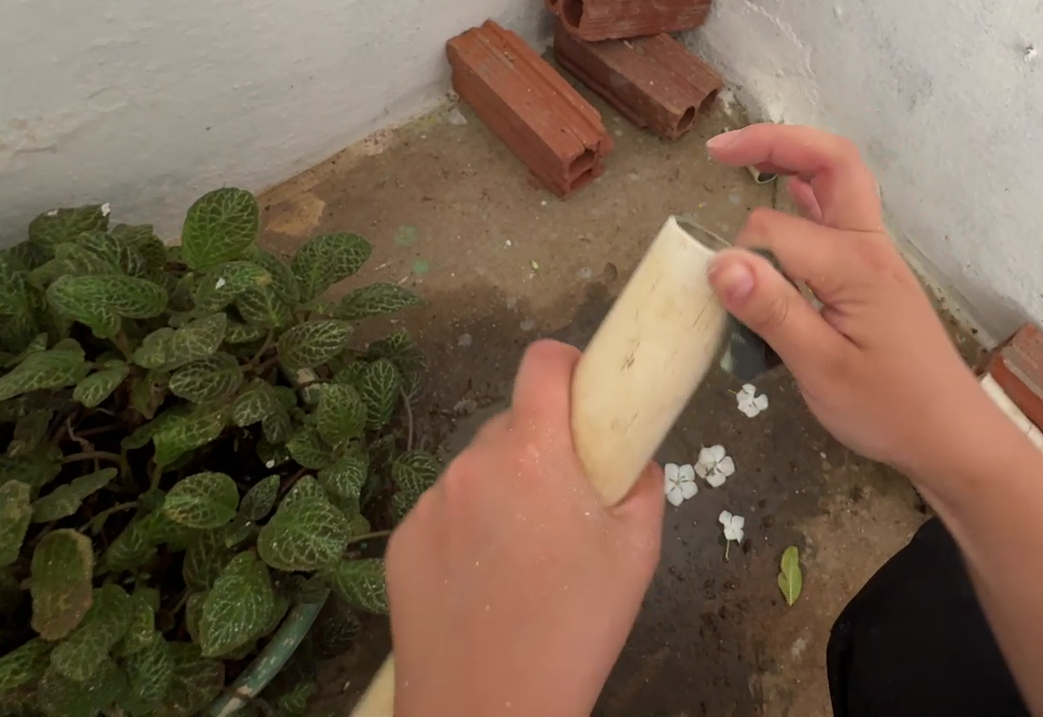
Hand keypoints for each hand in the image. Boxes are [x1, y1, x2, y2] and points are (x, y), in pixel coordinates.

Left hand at [383, 341, 662, 716]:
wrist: (492, 715)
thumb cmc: (577, 625)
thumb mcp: (639, 548)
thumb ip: (642, 481)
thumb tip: (628, 458)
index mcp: (532, 452)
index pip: (542, 362)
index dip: (567, 364)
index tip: (584, 397)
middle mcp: (473, 463)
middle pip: (513, 420)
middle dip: (541, 441)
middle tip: (564, 498)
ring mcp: (430, 503)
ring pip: (479, 465)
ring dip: (504, 483)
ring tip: (524, 549)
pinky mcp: (401, 541)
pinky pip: (447, 507)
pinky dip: (469, 522)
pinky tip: (484, 578)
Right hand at [704, 124, 986, 481]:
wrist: (951, 434)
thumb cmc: (889, 408)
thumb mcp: (822, 369)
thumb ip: (773, 311)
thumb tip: (720, 262)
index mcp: (855, 265)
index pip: (777, 234)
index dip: (739, 256)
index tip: (719, 292)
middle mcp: (867, 244)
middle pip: (831, 161)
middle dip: (775, 141)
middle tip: (720, 149)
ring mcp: (873, 254)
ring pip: (837, 179)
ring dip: (792, 157)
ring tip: (741, 158)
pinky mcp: (871, 270)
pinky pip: (837, 212)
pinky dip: (806, 191)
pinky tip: (785, 194)